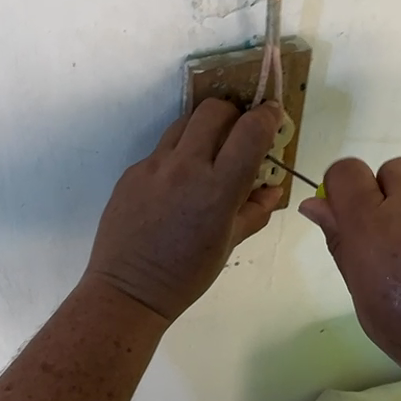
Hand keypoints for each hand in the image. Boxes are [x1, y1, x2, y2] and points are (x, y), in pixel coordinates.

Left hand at [83, 99, 285, 321]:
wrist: (128, 290)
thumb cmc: (186, 275)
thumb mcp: (229, 245)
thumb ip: (254, 211)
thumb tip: (272, 188)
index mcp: (217, 189)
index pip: (249, 132)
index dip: (266, 116)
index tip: (272, 115)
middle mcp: (185, 168)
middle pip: (213, 110)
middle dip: (232, 113)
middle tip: (238, 131)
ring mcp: (153, 167)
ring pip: (183, 124)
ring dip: (202, 129)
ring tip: (207, 154)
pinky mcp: (131, 173)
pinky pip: (160, 151)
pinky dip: (176, 156)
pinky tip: (176, 185)